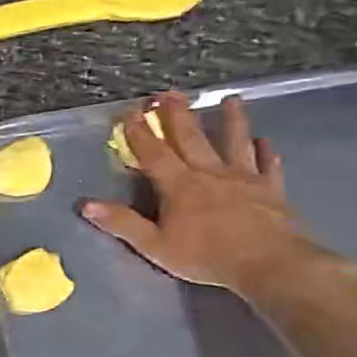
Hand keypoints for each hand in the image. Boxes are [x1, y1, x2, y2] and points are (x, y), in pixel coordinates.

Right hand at [81, 91, 335, 295]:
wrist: (266, 262)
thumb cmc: (204, 256)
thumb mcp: (153, 245)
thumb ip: (121, 222)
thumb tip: (86, 205)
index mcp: (179, 186)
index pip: (154, 154)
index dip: (140, 133)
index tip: (130, 113)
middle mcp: (210, 173)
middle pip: (191, 139)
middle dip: (177, 115)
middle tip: (169, 94)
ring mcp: (243, 178)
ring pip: (235, 142)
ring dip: (231, 120)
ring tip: (230, 99)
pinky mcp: (270, 189)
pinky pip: (267, 165)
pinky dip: (266, 152)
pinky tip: (266, 141)